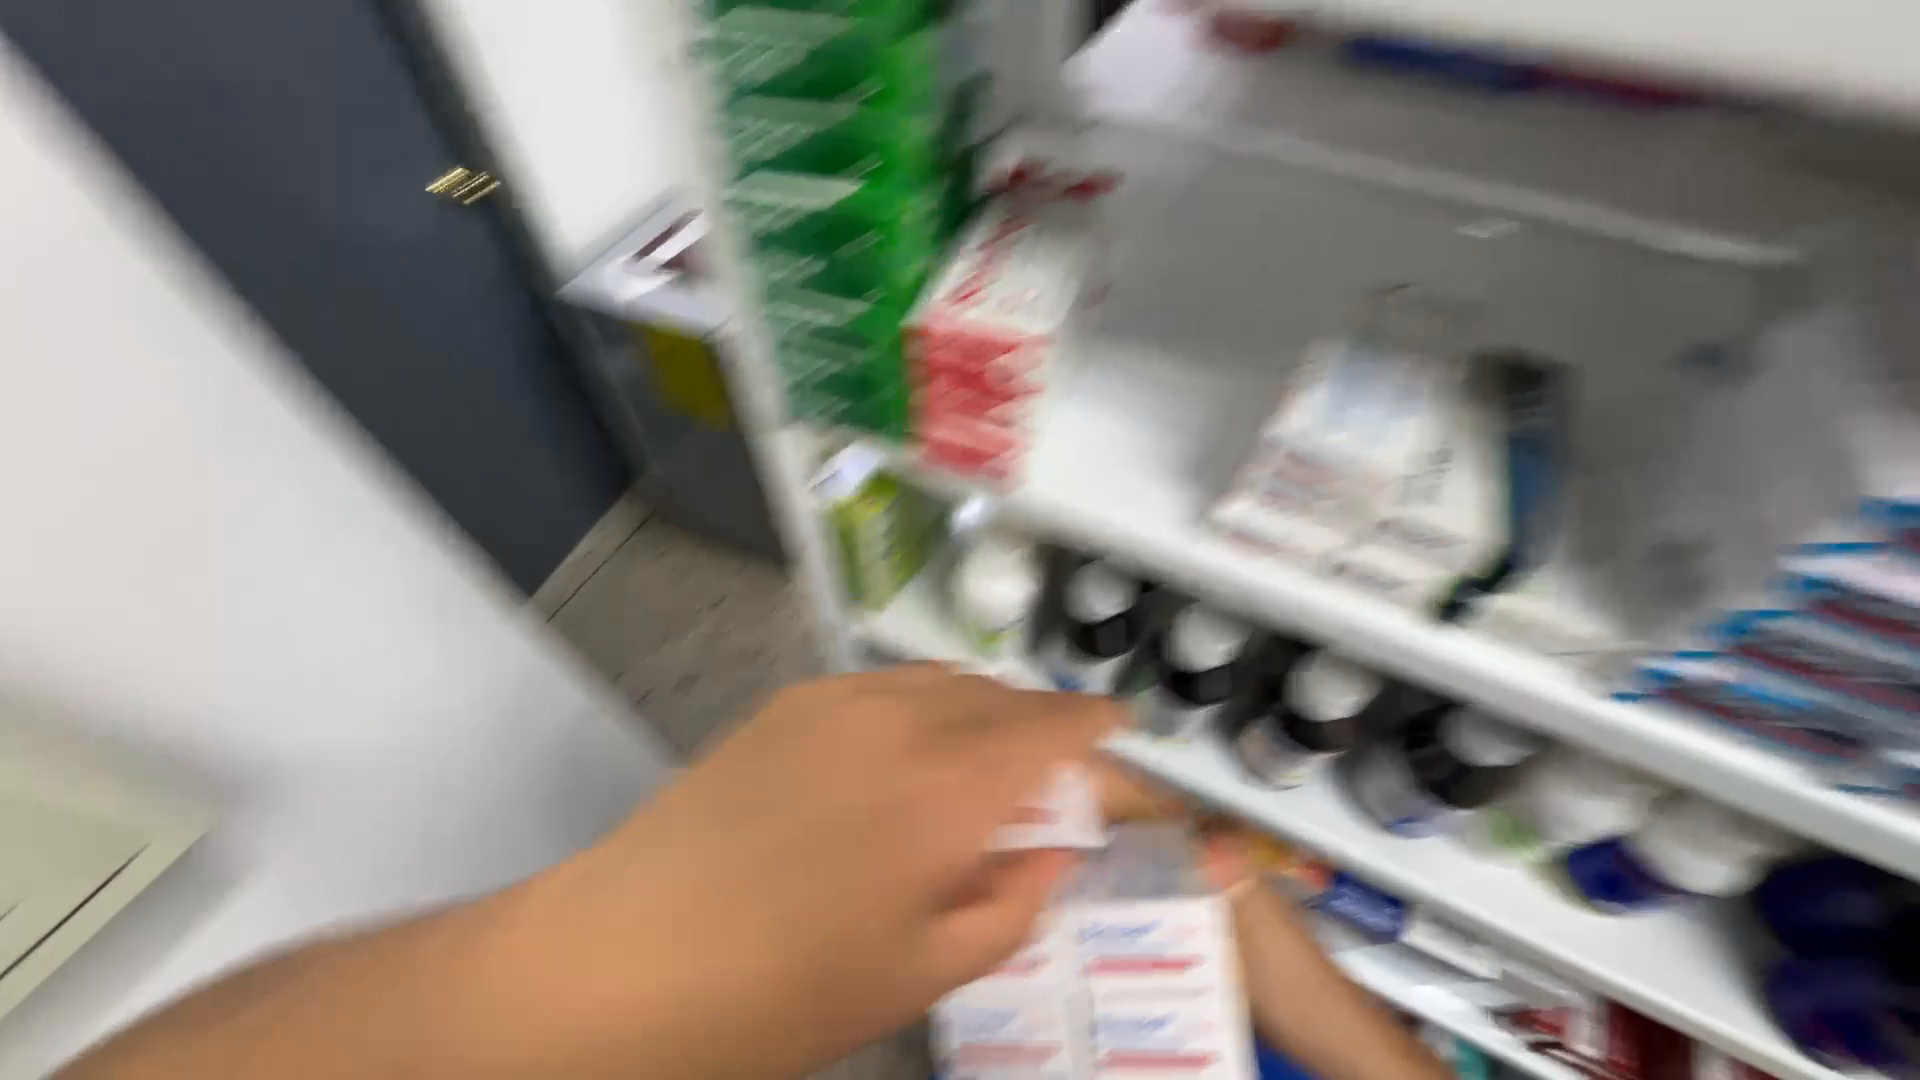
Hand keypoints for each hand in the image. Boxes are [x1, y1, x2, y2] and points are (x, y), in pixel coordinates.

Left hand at [524, 666, 1122, 1078]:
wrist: (628, 954)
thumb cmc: (787, 987)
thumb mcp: (926, 971)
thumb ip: (1013, 899)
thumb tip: (1053, 847)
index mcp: (952, 787)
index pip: (1054, 727)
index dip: (1096, 722)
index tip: (1117, 728)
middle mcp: (906, 718)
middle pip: (1003, 695)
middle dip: (1041, 723)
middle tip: (1045, 773)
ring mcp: (843, 698)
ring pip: (946, 681)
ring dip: (982, 710)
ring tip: (977, 762)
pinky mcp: (793, 699)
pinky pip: (888, 685)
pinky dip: (923, 706)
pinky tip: (902, 756)